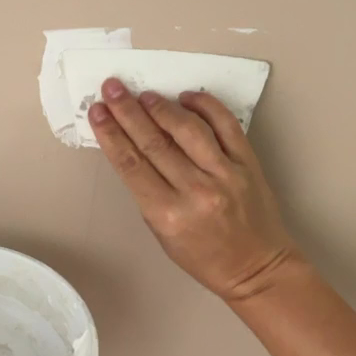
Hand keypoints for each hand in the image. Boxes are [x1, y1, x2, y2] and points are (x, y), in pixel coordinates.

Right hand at [88, 78, 305, 300]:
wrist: (257, 268)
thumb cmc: (202, 256)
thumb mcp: (160, 232)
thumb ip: (147, 190)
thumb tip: (132, 146)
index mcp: (168, 214)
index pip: (132, 165)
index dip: (111, 134)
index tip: (97, 111)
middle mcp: (196, 191)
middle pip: (154, 142)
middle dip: (128, 112)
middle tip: (112, 88)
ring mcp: (225, 175)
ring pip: (188, 130)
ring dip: (162, 107)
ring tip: (144, 94)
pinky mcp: (249, 164)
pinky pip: (226, 125)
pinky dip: (206, 106)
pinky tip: (186, 96)